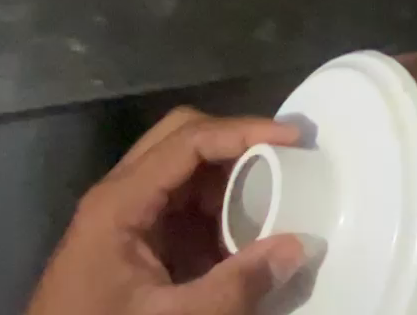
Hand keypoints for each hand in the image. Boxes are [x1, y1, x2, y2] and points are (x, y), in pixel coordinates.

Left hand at [27, 107, 311, 314]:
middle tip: (284, 153)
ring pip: (184, 168)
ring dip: (228, 175)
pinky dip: (215, 207)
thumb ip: (236, 287)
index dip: (243, 131)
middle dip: (236, 142)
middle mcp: (119, 194)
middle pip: (183, 137)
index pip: (190, 139)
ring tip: (271, 192)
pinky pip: (180, 203)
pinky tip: (242, 231)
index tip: (292, 139)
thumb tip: (297, 247)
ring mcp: (124, 216)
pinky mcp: (131, 242)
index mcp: (119, 201)